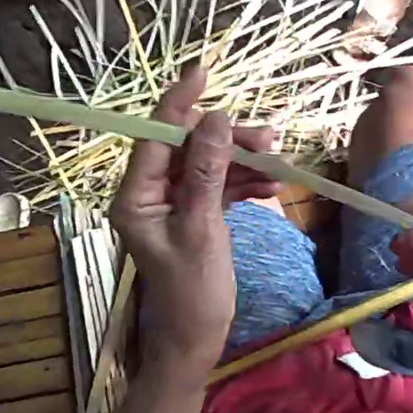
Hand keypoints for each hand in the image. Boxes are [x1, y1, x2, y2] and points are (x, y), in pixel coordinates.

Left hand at [109, 65, 278, 386]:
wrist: (197, 341)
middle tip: (267, 141)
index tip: (205, 72)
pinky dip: (244, 182)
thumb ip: (209, 172)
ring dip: (242, 161)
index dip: (179, 103)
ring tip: (276, 166)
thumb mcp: (203, 228)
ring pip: (209, 164)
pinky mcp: (196, 213)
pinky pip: (220, 185)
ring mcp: (174, 203)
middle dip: (227, 140)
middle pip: (189, 147)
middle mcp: (150, 193)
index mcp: (136, 196)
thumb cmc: (194, 292)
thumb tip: (218, 119)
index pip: (155, 137)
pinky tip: (271, 187)